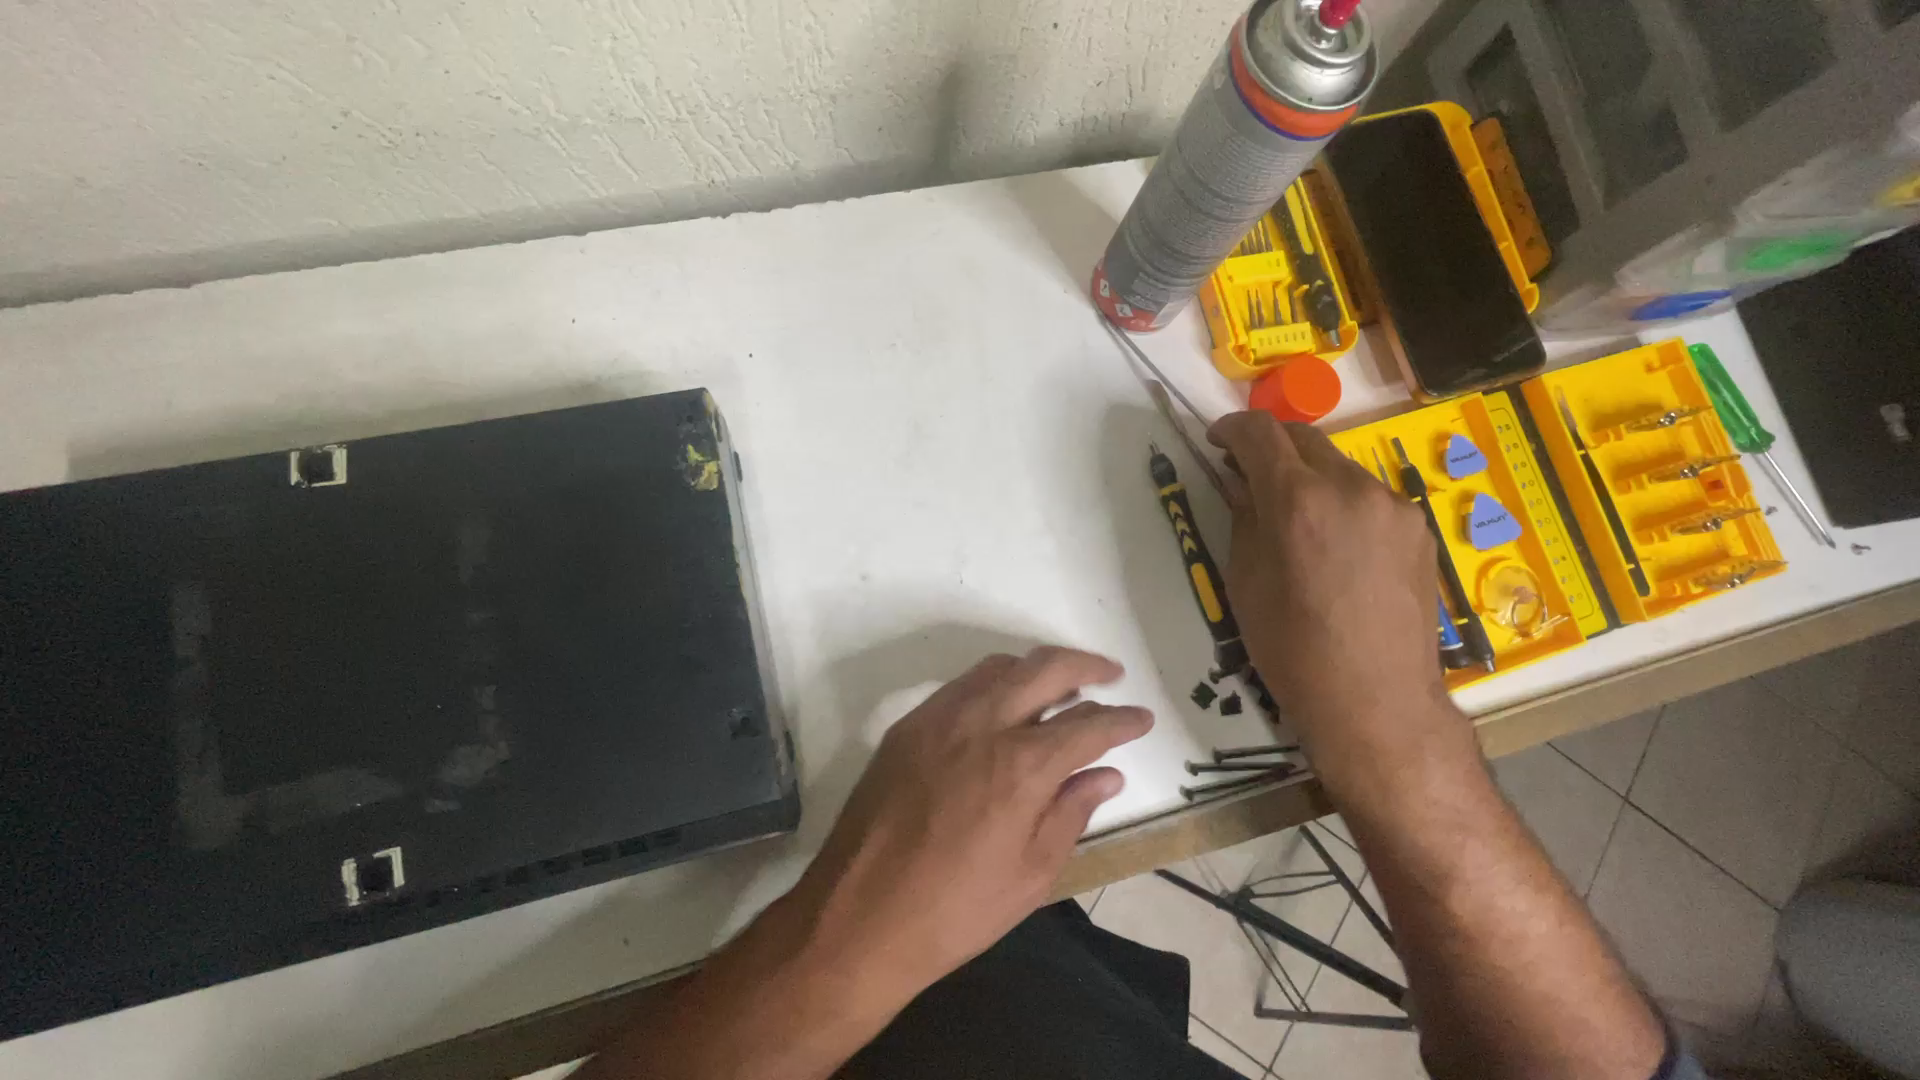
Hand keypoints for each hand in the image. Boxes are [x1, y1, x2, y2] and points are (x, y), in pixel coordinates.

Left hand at [788, 647, 1150, 1002]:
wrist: (858, 917)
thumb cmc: (955, 910)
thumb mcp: (1031, 875)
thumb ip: (1072, 812)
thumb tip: (1106, 774)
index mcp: (1021, 767)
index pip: (1088, 726)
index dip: (1122, 720)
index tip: (1141, 718)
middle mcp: (981, 725)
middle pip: (1044, 669)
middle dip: (1087, 666)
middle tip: (1111, 674)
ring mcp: (938, 719)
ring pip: (998, 668)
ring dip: (1037, 668)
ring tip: (1060, 687)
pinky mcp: (907, 727)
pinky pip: (960, 686)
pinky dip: (993, 683)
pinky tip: (1003, 706)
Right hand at [1208, 412, 1466, 787]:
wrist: (1374, 699)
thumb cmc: (1292, 648)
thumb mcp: (1245, 580)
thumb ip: (1243, 517)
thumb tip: (1240, 483)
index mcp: (1298, 500)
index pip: (1260, 432)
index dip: (1231, 429)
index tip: (1217, 442)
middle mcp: (1351, 487)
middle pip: (1304, 438)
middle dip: (1271, 448)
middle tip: (1250, 478)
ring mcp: (1392, 505)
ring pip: (1339, 467)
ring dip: (1309, 478)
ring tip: (1297, 521)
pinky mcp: (1417, 528)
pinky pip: (1369, 497)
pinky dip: (1342, 504)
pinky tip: (1336, 547)